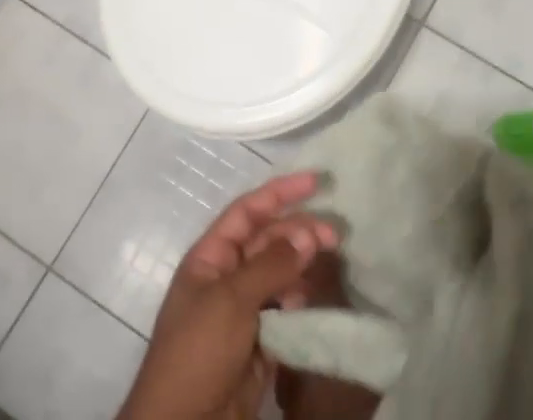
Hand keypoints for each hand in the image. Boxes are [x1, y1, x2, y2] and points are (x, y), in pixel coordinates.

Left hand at [119, 171, 339, 419]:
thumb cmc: (197, 350)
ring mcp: (245, 309)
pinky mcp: (262, 339)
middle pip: (267, 240)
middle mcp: (227, 276)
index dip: (279, 193)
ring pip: (281, 273)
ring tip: (333, 260)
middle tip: (335, 234)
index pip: (247, 212)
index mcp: (209, 258)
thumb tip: (309, 234)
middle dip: (299, 231)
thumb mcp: (230, 301)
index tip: (316, 181)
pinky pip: (287, 308)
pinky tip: (321, 294)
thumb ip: (271, 265)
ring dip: (305, 264)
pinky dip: (304, 299)